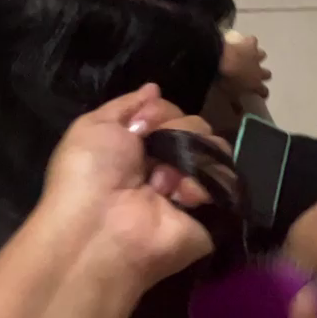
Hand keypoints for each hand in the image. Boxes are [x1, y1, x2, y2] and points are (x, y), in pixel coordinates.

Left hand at [38, 85, 214, 286]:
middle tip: (154, 150)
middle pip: (197, 126)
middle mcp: (169, 165)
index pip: (171, 113)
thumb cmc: (89, 175)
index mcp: (141, 146)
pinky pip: (227, 181)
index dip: (160, 111)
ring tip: (165, 179)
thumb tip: (153, 87)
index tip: (141, 125)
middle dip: (178, 130)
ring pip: (215, 148)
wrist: (98, 230)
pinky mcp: (212, 213)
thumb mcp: (94, 126)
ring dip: (192, 153)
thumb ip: (127, 105)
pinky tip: (181, 195)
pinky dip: (204, 181)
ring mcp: (192, 189)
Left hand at [219, 31, 271, 98]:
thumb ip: (236, 104)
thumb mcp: (229, 95)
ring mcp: (256, 55)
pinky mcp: (250, 43)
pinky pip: (253, 41)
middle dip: (263, 74)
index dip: (263, 93)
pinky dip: (249, 42)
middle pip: (267, 74)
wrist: (220, 60)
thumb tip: (240, 114)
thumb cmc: (225, 80)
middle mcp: (259, 70)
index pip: (264, 91)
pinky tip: (245, 42)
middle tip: (255, 74)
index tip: (261, 94)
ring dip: (257, 57)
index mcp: (254, 84)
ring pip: (263, 55)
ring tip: (250, 56)